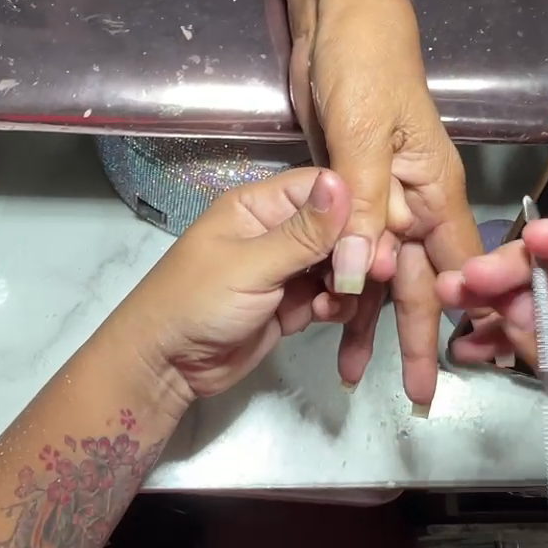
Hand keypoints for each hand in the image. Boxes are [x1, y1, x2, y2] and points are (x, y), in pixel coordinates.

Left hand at [107, 168, 357, 408]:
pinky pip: (328, 296)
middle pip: (336, 227)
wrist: (168, 366)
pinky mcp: (291, 304)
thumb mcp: (250, 265)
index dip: (354, 207)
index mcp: (257, 206)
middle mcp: (275, 230)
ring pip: (337, 264)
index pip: (320, 188)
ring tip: (339, 298)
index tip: (380, 233)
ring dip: (347, 281)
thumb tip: (343, 181)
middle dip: (355, 251)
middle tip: (370, 274)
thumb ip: (301, 232)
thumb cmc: (196, 304)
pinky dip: (335, 305)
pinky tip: (328, 314)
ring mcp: (284, 269)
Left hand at [290, 0, 483, 404]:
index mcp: (424, 188)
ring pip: (376, 279)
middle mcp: (406, 203)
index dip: (454, 314)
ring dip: (369, 326)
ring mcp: (374, 206)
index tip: (455, 364)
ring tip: (359, 378)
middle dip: (413, 338)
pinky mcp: (341, 205)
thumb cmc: (360, 68)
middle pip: (412, 282)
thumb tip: (359, 276)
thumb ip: (358, 210)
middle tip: (420, 394)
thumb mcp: (357, 141)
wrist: (333, 24)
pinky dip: (337, 293)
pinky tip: (330, 328)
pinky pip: (343, 261)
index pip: (448, 263)